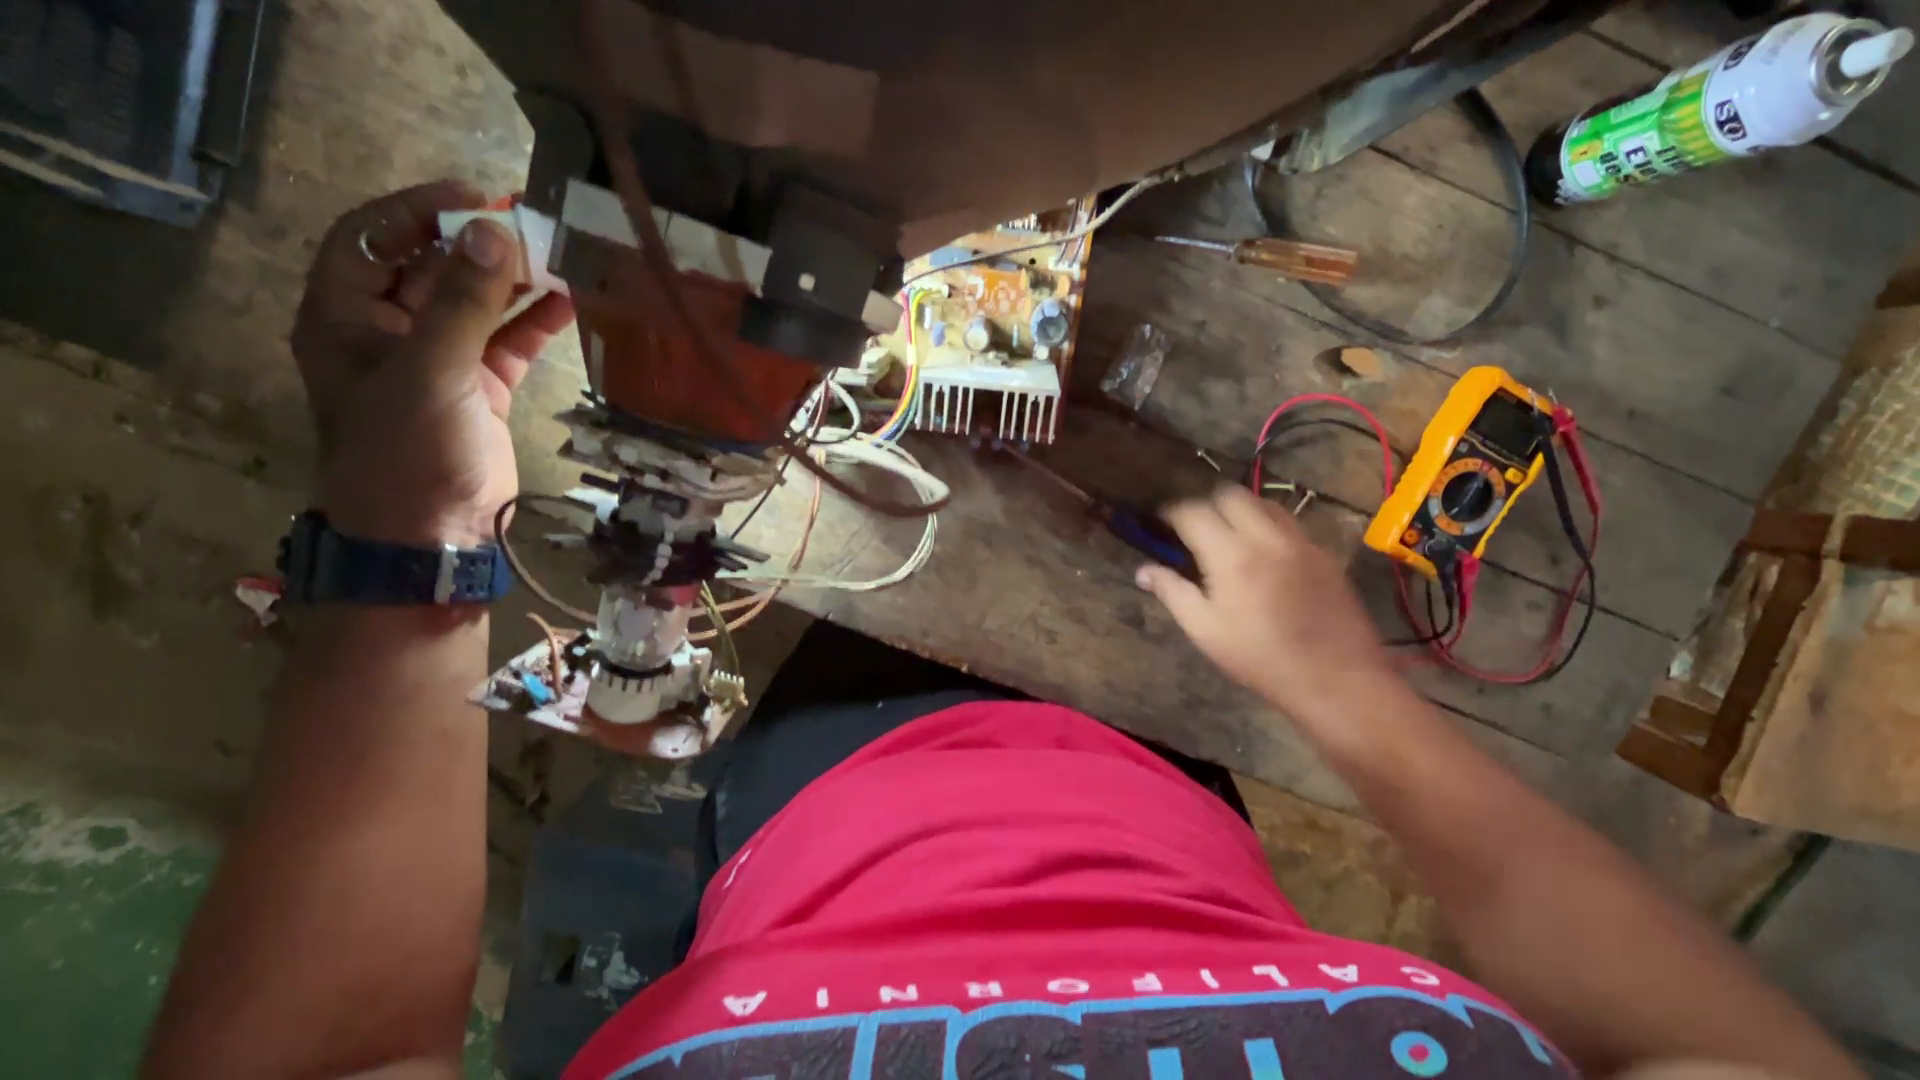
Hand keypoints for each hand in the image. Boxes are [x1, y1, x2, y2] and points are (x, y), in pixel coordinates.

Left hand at [291, 182, 574, 546]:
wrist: (432, 538)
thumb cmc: (408, 453)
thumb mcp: (429, 372)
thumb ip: (463, 302)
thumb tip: (495, 231)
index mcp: (345, 318)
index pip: (370, 238)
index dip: (417, 210)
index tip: (475, 196)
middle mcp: (388, 330)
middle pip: (430, 265)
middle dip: (477, 243)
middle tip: (529, 221)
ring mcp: (439, 360)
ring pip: (476, 302)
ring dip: (513, 278)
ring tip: (557, 253)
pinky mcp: (481, 387)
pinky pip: (508, 340)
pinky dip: (536, 320)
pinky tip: (568, 300)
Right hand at [1136, 486, 1400, 721]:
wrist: (1334, 676)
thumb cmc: (1259, 658)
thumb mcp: (1205, 630)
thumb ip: (1172, 593)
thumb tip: (1142, 570)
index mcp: (1230, 555)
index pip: (1193, 512)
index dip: (1172, 512)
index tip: (1162, 522)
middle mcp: (1265, 537)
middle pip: (1230, 495)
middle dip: (1207, 504)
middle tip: (1196, 527)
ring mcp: (1299, 541)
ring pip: (1263, 503)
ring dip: (1240, 510)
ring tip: (1229, 535)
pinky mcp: (1322, 552)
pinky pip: (1289, 522)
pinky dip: (1268, 525)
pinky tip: (1263, 553)